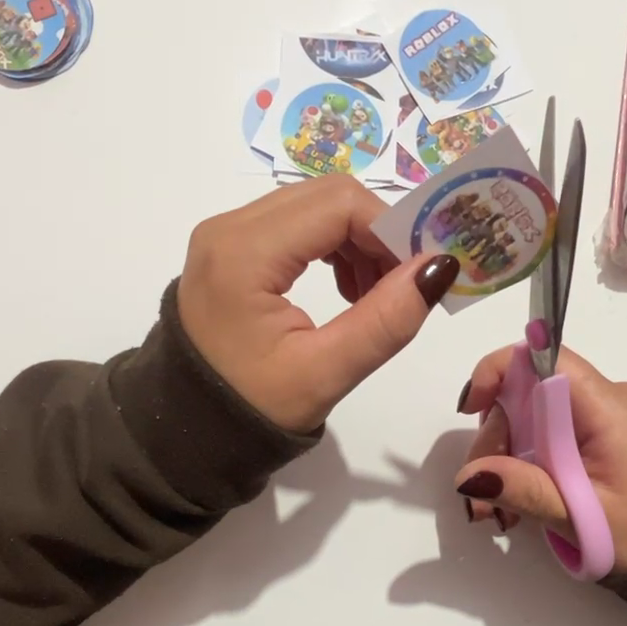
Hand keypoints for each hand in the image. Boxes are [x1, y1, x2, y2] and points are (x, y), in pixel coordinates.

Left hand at [179, 176, 460, 431]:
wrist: (185, 428)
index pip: (339, 205)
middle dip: (377, 233)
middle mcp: (229, 228)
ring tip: (375, 295)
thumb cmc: (251, 409)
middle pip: (326, 197)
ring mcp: (225, 235)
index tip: (425, 272)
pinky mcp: (230, 248)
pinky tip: (347, 289)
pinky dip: (330, 246)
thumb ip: (384, 320)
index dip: (392, 229)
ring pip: (312, 207)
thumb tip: (441, 266)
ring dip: (356, 240)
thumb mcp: (324, 373)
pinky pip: (293, 225)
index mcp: (244, 253)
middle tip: (404, 285)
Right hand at [453, 346, 626, 574]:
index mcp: (607, 408)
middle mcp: (607, 398)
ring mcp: (607, 415)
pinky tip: (519, 501)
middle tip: (479, 498)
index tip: (469, 411)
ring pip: (535, 417)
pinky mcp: (606, 433)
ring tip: (495, 513)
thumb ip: (525, 491)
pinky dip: (530, 461)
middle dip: (495, 439)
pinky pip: (554, 432)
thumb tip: (467, 477)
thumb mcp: (582, 518)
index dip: (498, 371)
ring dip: (507, 457)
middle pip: (529, 395)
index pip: (544, 357)